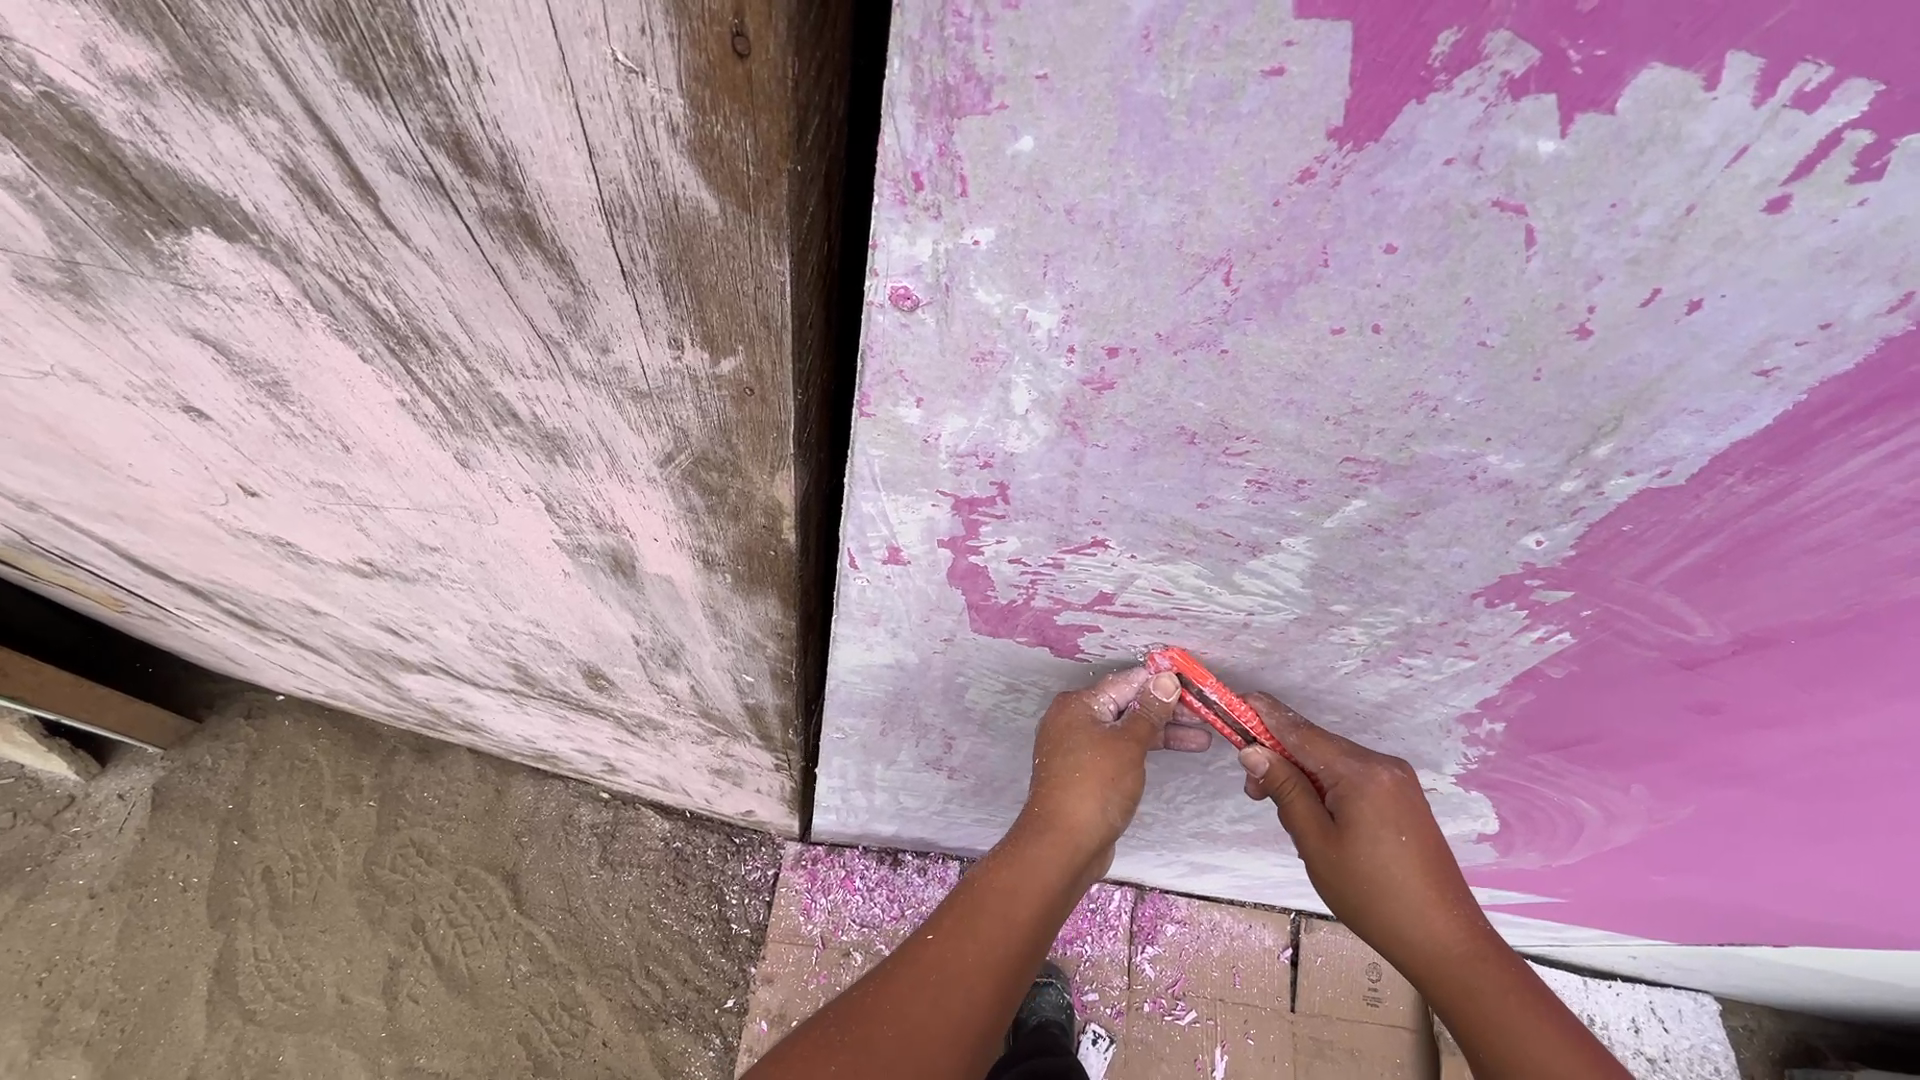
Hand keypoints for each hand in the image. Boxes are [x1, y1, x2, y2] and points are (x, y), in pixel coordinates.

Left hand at [1014, 666, 1205, 877]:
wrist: (1064, 845)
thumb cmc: (1094, 788)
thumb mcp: (1128, 744)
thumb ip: (1150, 711)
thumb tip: (1166, 679)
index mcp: (1078, 704)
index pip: (1126, 681)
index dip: (1161, 681)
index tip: (1195, 682)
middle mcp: (1074, 719)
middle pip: (1127, 704)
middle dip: (1167, 710)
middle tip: (1206, 714)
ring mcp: (1078, 746)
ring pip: (1126, 728)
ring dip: (1162, 732)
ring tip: (1203, 738)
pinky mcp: (1087, 770)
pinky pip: (1120, 749)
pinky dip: (1145, 749)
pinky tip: (1173, 752)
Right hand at [1237, 693, 1494, 976]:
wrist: (1444, 942)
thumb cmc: (1371, 895)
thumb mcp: (1315, 843)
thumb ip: (1285, 790)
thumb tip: (1252, 750)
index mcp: (1360, 771)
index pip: (1299, 730)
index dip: (1263, 715)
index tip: (1233, 703)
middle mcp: (1382, 764)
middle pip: (1315, 745)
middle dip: (1279, 760)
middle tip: (1254, 795)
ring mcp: (1398, 781)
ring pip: (1332, 764)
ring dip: (1302, 779)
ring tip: (1292, 822)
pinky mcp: (1404, 800)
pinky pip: (1352, 779)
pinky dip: (1326, 790)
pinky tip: (1318, 821)